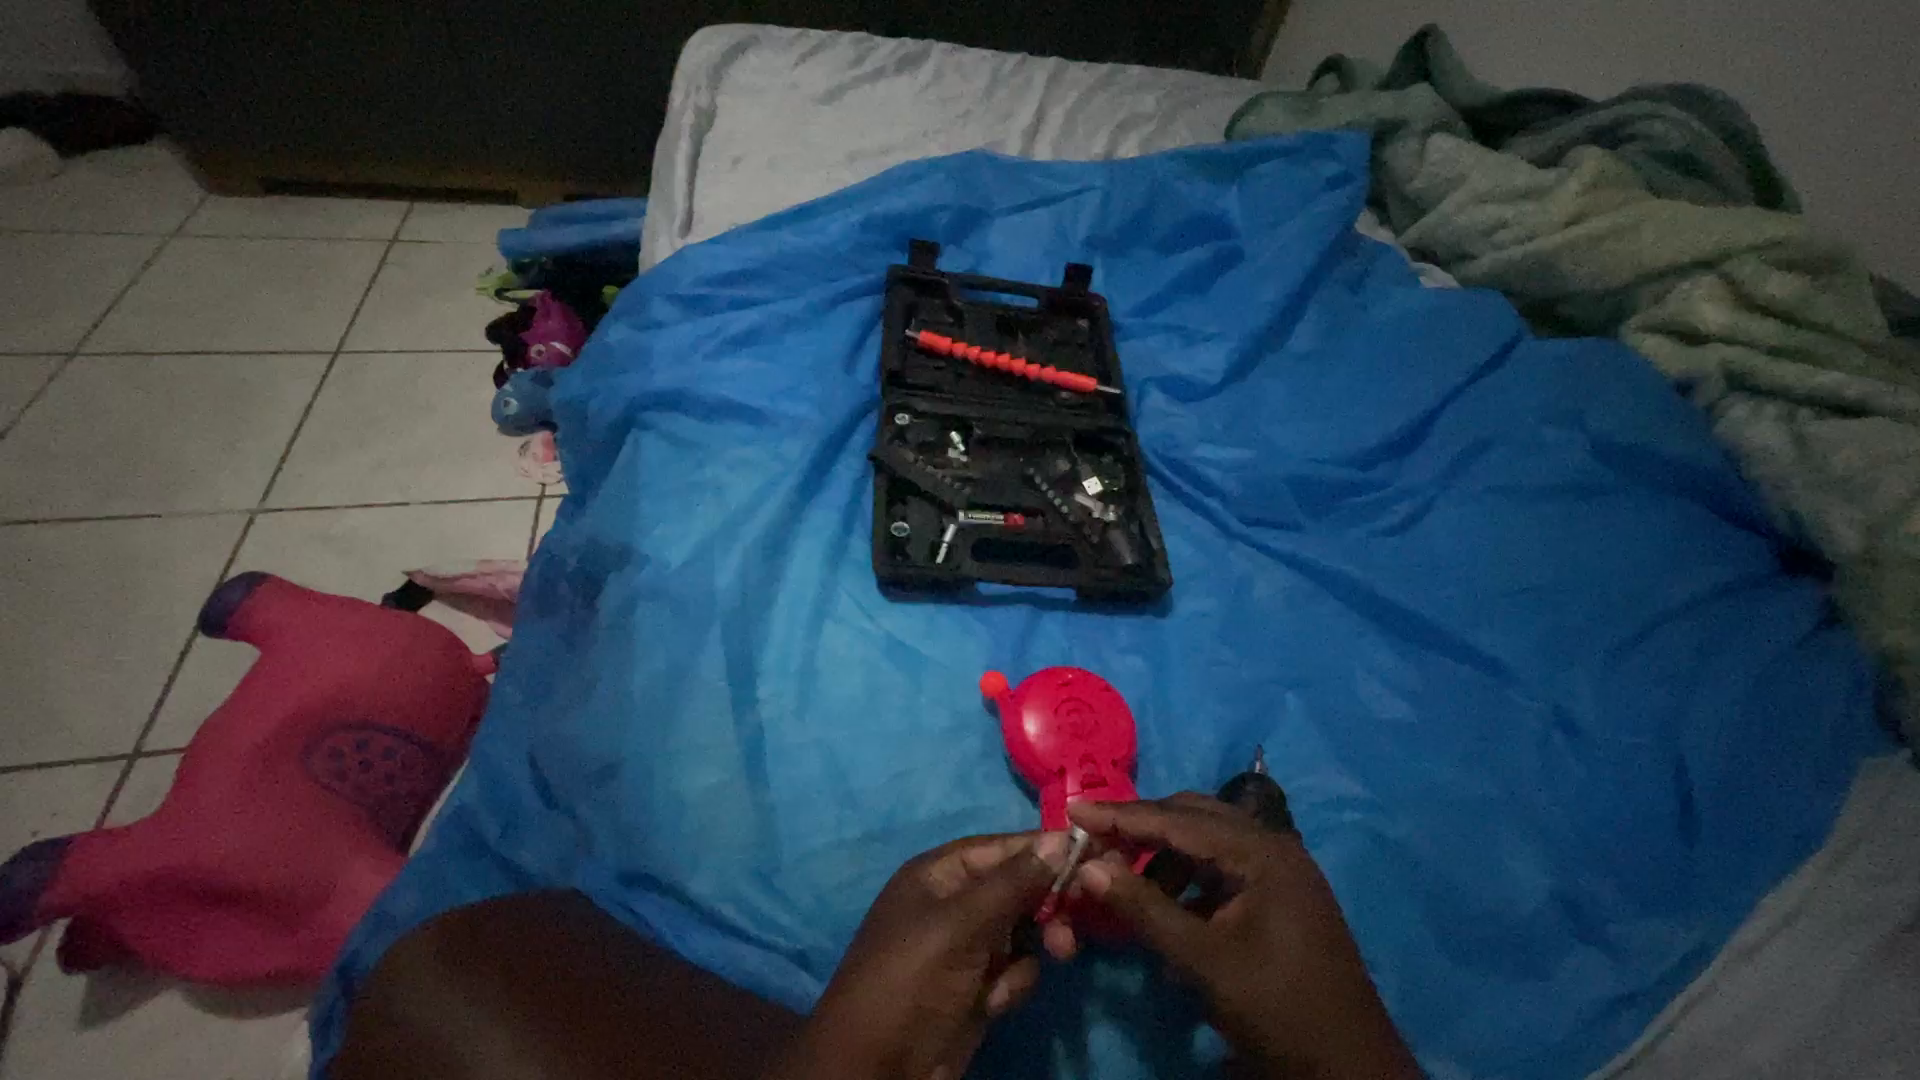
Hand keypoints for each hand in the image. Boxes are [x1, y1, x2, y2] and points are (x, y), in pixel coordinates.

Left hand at [767, 832, 1069, 1079]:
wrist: (876, 1070)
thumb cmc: (912, 980)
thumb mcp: (961, 925)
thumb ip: (1013, 882)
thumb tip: (1061, 837)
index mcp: (938, 874)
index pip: (1001, 848)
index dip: (1042, 850)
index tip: (1091, 856)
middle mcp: (953, 903)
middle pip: (1017, 888)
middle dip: (1046, 905)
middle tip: (1073, 925)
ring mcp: (965, 947)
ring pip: (1023, 931)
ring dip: (1034, 947)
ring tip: (1053, 957)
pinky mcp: (976, 988)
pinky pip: (1014, 970)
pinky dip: (1012, 984)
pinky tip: (994, 1002)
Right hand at [1069, 795, 1419, 1079]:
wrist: (1351, 1073)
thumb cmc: (1277, 1010)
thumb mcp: (1202, 961)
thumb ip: (1144, 908)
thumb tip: (1089, 867)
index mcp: (1261, 851)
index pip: (1177, 819)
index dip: (1121, 815)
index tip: (1074, 811)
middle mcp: (1274, 846)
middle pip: (1194, 818)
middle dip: (1142, 828)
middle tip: (1096, 842)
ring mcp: (1281, 871)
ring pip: (1207, 842)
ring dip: (1164, 857)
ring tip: (1128, 887)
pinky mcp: (1281, 897)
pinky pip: (1223, 869)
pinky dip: (1189, 881)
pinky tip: (1168, 911)